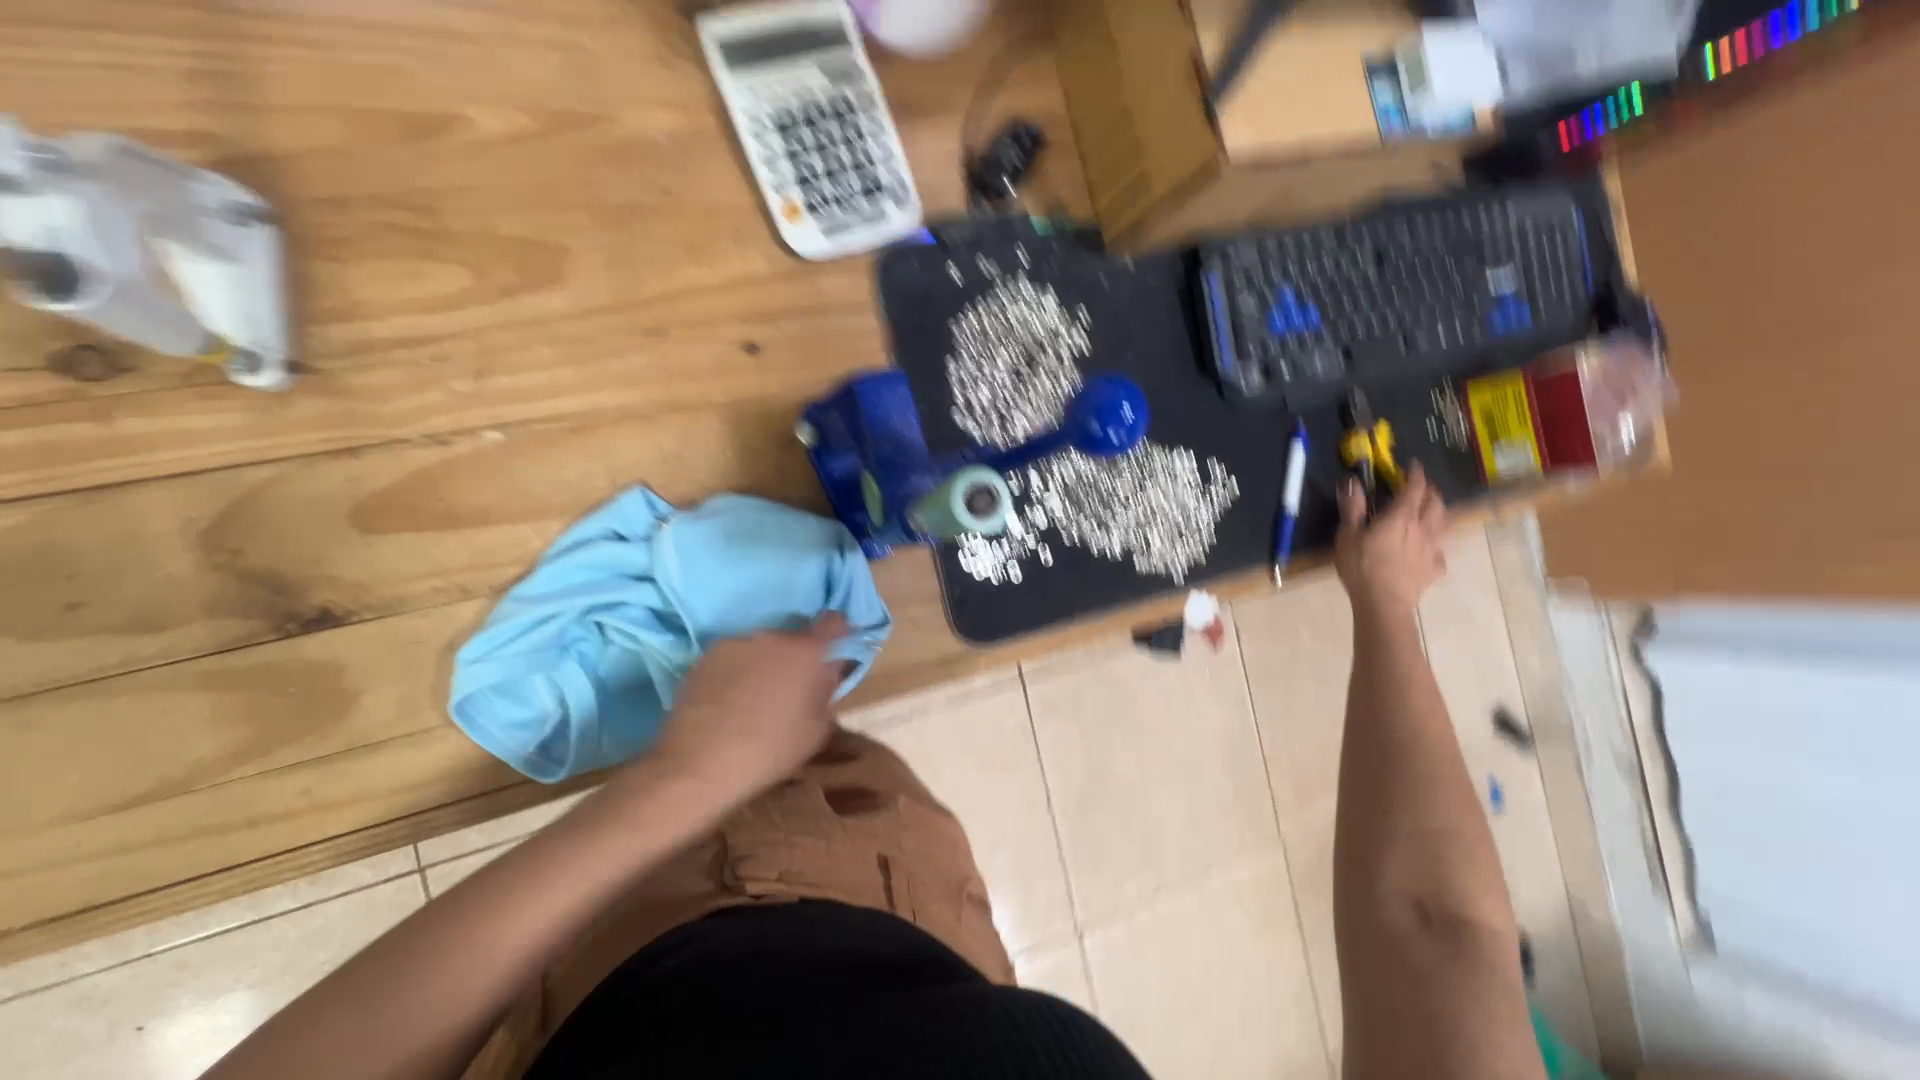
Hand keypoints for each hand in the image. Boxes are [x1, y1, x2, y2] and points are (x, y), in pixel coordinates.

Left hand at [645, 613, 851, 804]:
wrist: (699, 763)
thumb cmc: (769, 750)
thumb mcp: (816, 731)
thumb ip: (828, 692)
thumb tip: (828, 671)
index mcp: (805, 652)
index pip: (833, 622)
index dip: (839, 630)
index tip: (837, 646)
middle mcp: (771, 637)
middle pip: (793, 637)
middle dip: (797, 657)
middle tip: (792, 688)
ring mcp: (734, 643)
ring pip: (761, 648)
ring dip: (765, 663)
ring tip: (755, 698)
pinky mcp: (705, 656)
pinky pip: (733, 657)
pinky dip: (737, 671)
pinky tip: (729, 701)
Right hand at [1335, 462, 1448, 619]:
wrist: (1383, 604)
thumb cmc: (1361, 567)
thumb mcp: (1348, 535)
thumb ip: (1352, 507)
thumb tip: (1353, 480)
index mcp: (1401, 516)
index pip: (1415, 487)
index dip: (1415, 473)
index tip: (1412, 465)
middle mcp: (1422, 528)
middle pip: (1435, 502)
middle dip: (1430, 490)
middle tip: (1420, 487)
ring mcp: (1431, 549)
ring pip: (1443, 523)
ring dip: (1438, 512)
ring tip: (1430, 511)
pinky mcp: (1433, 569)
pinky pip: (1439, 552)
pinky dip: (1435, 545)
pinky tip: (1428, 551)